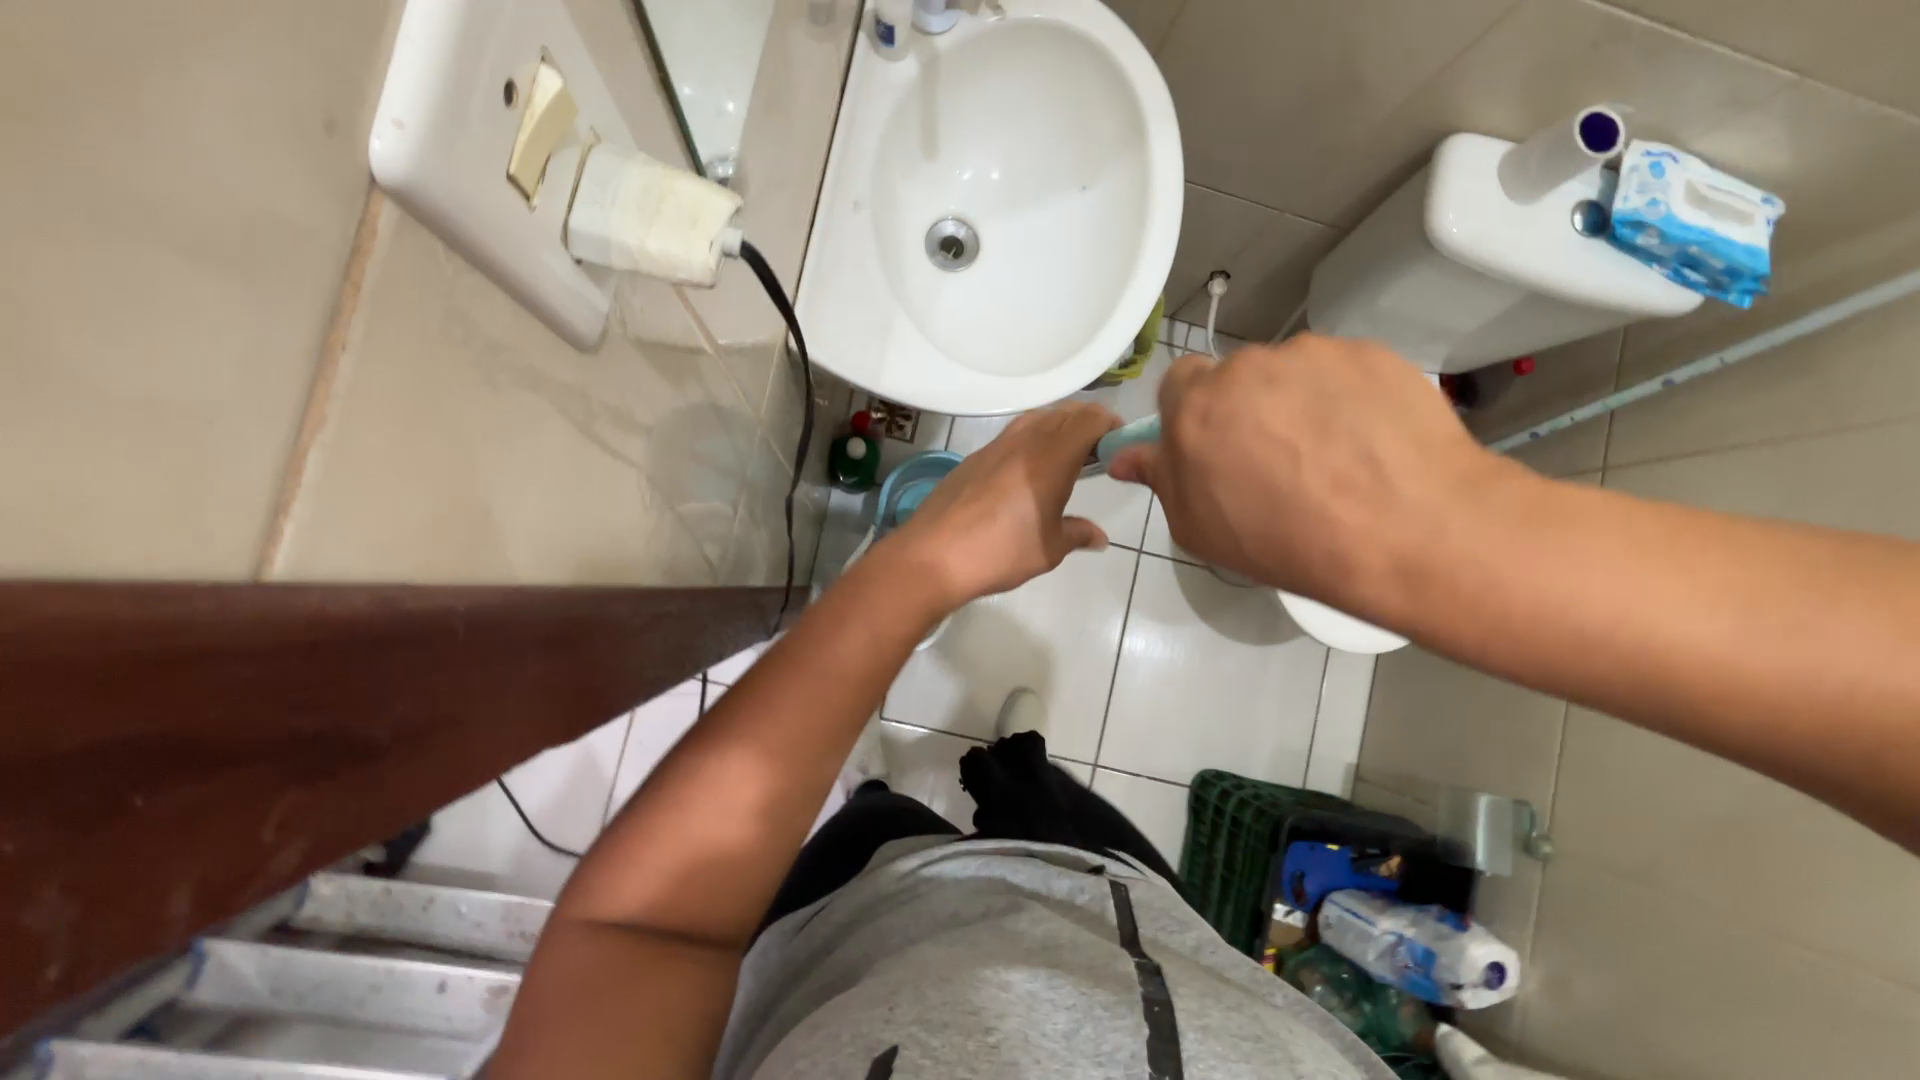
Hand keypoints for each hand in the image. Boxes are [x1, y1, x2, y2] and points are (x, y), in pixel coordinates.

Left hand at [889, 402, 1119, 607]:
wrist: (932, 556)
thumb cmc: (999, 552)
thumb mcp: (1048, 549)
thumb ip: (1077, 534)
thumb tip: (1099, 537)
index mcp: (1050, 457)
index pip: (1089, 418)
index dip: (1110, 424)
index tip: (1120, 445)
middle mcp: (1023, 441)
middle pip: (1063, 413)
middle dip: (1086, 425)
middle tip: (1098, 455)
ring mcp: (993, 447)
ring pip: (1034, 420)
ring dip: (1056, 430)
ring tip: (1065, 462)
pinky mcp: (972, 460)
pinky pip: (1011, 437)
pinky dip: (1030, 443)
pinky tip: (1027, 476)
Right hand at [1107, 335, 1504, 613]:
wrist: (1407, 530)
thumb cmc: (1287, 541)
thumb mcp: (1201, 528)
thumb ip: (1161, 480)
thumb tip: (1126, 456)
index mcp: (1195, 407)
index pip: (1177, 385)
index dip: (1193, 416)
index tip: (1215, 450)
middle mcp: (1247, 368)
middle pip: (1235, 378)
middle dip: (1245, 409)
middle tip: (1276, 460)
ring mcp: (1312, 355)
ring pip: (1290, 374)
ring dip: (1297, 403)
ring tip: (1333, 455)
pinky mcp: (1369, 353)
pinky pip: (1343, 373)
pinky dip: (1347, 399)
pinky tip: (1368, 443)